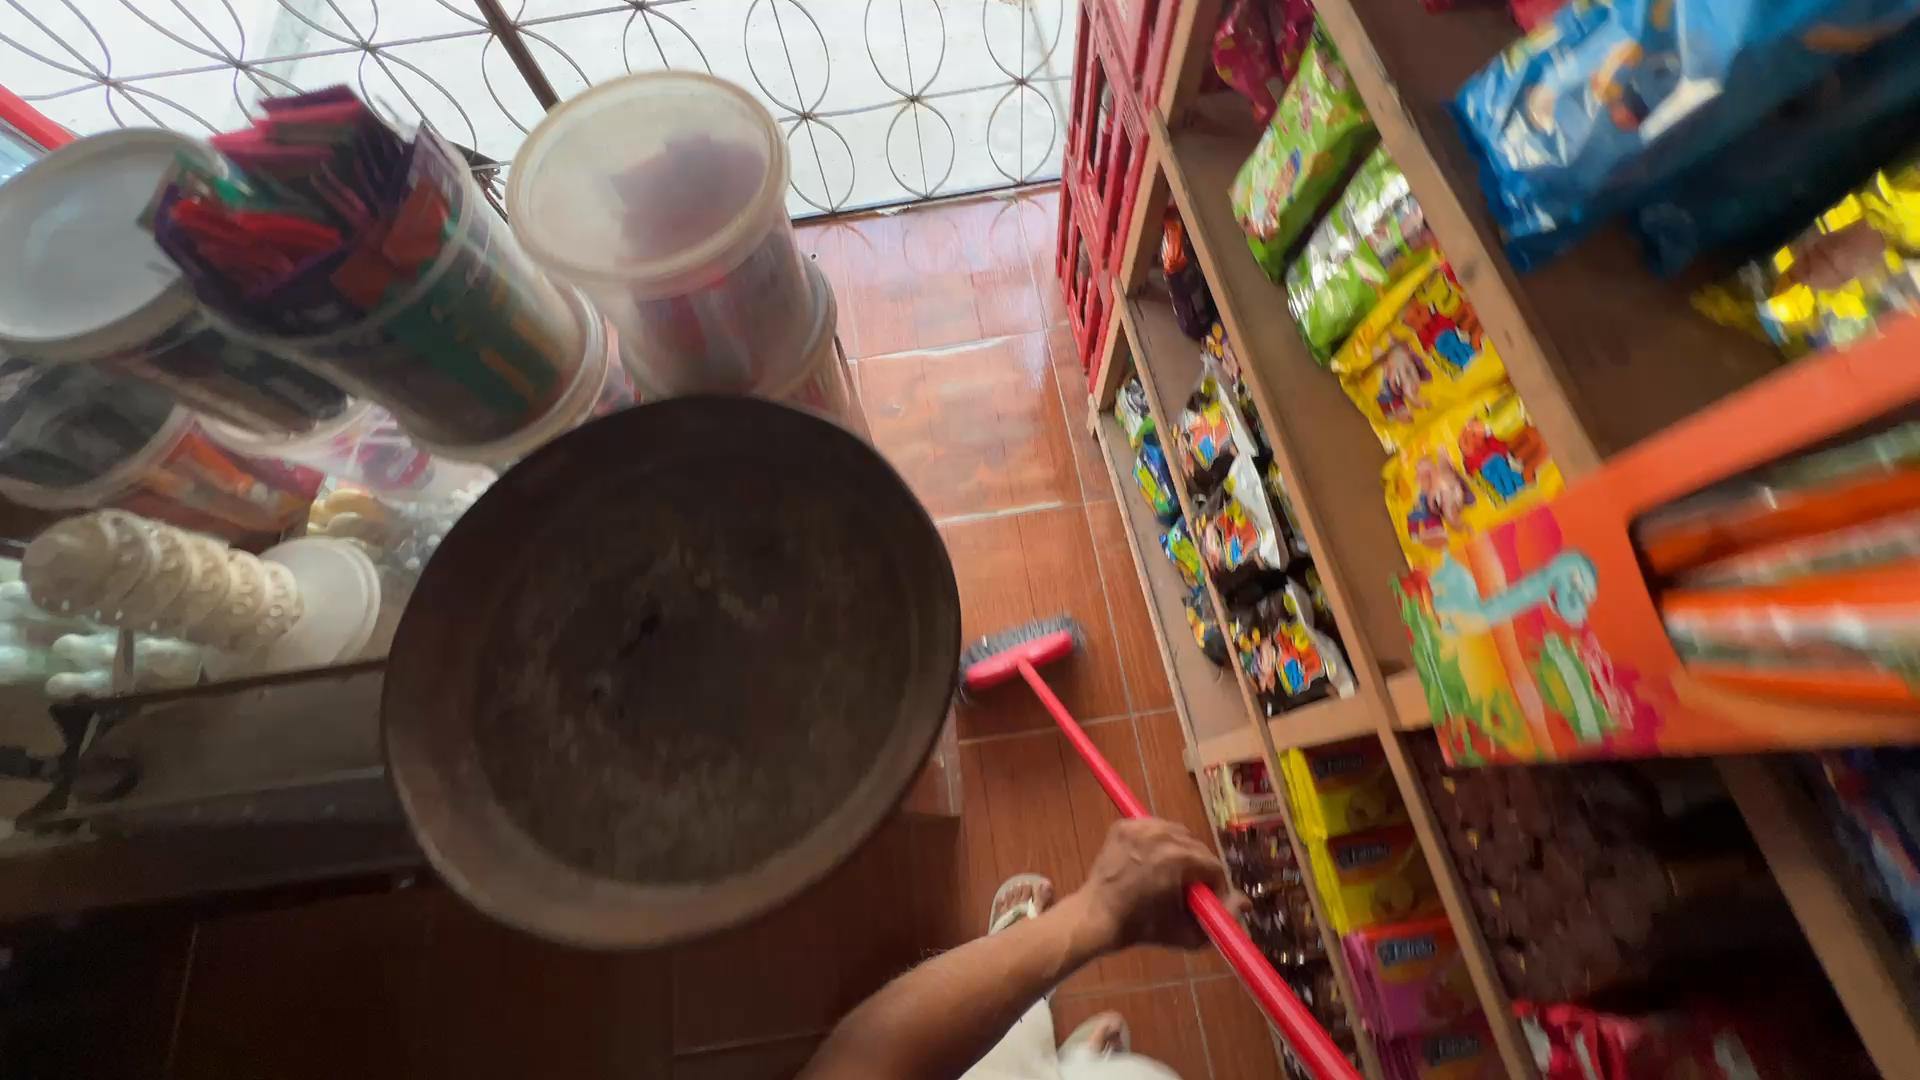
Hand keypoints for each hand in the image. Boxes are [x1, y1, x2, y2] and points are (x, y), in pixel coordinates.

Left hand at [1071, 818, 1246, 951]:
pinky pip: (1153, 827)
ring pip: (1175, 832)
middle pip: (1195, 845)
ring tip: (1172, 874)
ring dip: (1180, 851)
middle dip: (1198, 866)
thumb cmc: (1143, 927)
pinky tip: (1154, 860)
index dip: (1215, 885)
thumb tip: (1246, 902)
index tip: (1206, 899)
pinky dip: (1158, 840)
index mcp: (1177, 857)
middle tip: (1190, 888)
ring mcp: (1139, 826)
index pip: (1212, 864)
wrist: (1099, 914)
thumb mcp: (1188, 932)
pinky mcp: (1124, 824)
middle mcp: (1159, 834)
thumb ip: (1222, 917)